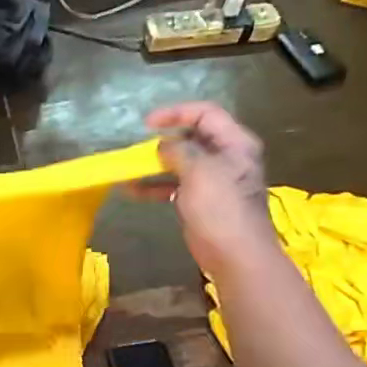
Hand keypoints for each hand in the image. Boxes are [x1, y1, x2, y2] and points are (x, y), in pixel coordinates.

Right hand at [135, 102, 277, 273]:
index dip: (176, 113)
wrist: (235, 254)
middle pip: (192, 138)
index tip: (147, 124)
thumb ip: (180, 152)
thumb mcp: (200, 171)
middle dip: (163, 141)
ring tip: (130, 170)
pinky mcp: (201, 202)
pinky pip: (175, 186)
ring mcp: (213, 181)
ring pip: (181, 163)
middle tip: (139, 149)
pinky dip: (155, 187)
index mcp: (235, 143)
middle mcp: (226, 157)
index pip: (206, 114)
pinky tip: (133, 191)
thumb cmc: (221, 208)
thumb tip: (163, 144)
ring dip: (155, 165)